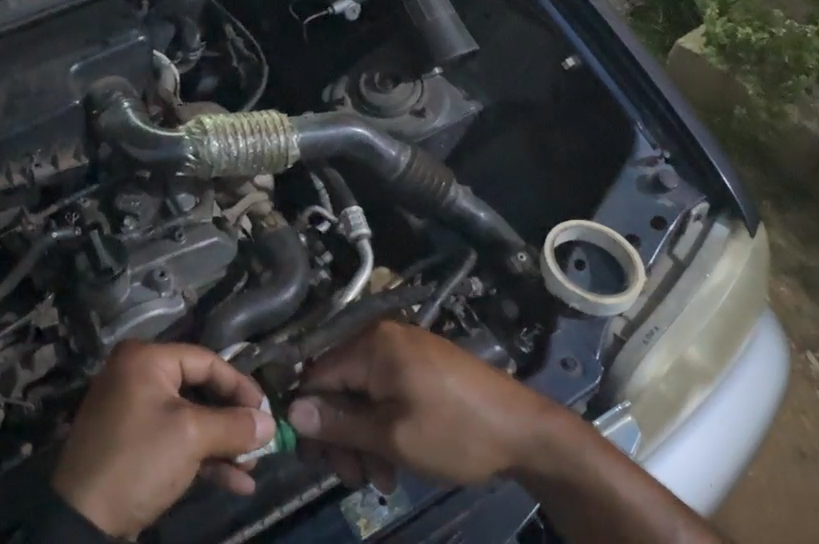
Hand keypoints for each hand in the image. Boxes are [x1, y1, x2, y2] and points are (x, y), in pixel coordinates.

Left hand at [52, 341, 275, 538]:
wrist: (84, 519)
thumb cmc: (139, 459)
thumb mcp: (192, 437)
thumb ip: (234, 425)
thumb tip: (270, 424)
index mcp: (145, 359)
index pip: (205, 361)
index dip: (240, 386)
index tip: (266, 412)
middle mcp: (137, 377)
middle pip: (200, 391)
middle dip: (233, 421)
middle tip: (263, 441)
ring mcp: (134, 413)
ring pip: (191, 420)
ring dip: (224, 444)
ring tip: (254, 467)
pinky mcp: (134, 447)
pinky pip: (177, 442)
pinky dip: (206, 459)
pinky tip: (238, 483)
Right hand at [288, 320, 567, 489]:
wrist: (527, 433)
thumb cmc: (455, 433)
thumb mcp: (392, 436)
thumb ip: (338, 424)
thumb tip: (291, 411)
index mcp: (371, 345)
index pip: (315, 376)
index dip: (309, 419)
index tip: (315, 462)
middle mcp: (382, 338)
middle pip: (338, 387)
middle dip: (341, 436)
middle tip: (354, 478)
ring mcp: (404, 351)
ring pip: (362, 395)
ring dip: (364, 439)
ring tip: (381, 480)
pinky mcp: (422, 366)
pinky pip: (385, 393)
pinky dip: (384, 426)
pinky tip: (395, 462)